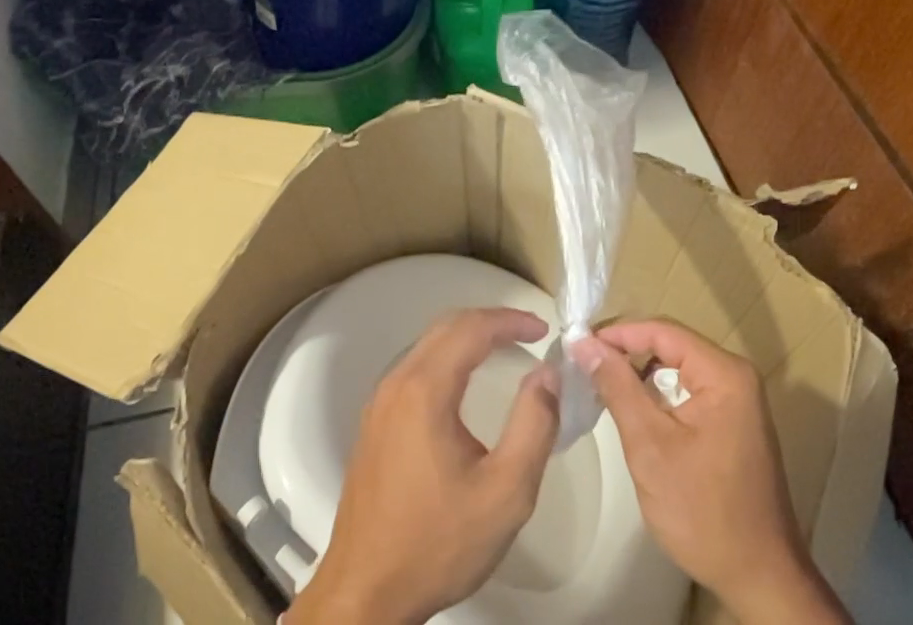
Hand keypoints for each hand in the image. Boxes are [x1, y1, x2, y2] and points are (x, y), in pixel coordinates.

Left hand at [286, 309, 560, 624]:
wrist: (366, 592)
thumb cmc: (438, 542)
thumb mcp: (506, 491)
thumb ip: (534, 425)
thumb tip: (546, 375)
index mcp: (424, 392)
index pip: (470, 329)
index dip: (510, 321)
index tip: (544, 331)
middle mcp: (396, 386)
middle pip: (444, 328)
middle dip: (490, 322)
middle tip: (529, 335)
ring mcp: (379, 405)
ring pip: (426, 348)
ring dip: (466, 339)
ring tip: (506, 352)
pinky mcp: (374, 426)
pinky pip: (414, 371)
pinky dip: (447, 360)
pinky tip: (467, 386)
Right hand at [573, 319, 851, 624]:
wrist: (756, 573)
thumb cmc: (701, 509)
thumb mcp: (649, 444)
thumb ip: (618, 387)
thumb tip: (585, 343)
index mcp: (724, 374)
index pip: (663, 331)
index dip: (618, 334)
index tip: (577, 345)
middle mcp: (736, 377)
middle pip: (672, 345)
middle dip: (627, 351)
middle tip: (582, 365)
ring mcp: (738, 401)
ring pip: (678, 369)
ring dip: (640, 373)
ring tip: (598, 384)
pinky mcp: (732, 423)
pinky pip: (688, 391)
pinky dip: (658, 394)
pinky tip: (631, 408)